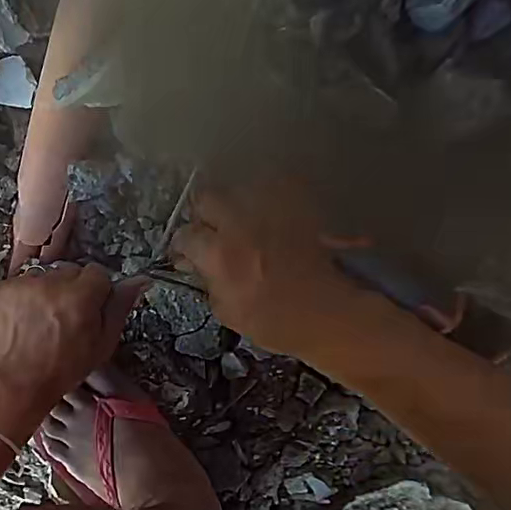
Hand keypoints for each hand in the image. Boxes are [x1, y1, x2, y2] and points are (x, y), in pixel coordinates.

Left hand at [0, 262, 147, 410]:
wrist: (14, 385)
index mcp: (80, 296)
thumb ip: (119, 307)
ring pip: (43, 277)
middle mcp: (50, 284)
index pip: (97, 273)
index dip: (95, 293)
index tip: (88, 309)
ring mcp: (22, 286)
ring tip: (40, 323)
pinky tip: (22, 323)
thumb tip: (139, 282)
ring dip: (44, 293)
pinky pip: (18, 285)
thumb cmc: (59, 370)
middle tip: (64, 319)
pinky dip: (20, 300)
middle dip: (69, 291)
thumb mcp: (102, 344)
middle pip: (69, 272)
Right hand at [170, 182, 380, 357]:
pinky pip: (272, 188)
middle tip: (210, 233)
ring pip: (238, 190)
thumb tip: (194, 264)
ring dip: (234, 206)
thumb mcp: (228, 311)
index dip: (182, 245)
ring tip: (241, 226)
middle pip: (207, 198)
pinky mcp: (296, 207)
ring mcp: (271, 211)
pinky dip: (265, 200)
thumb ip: (206, 281)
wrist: (328, 313)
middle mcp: (242, 224)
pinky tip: (267, 219)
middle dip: (204, 215)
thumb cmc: (277, 322)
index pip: (185, 235)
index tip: (186, 253)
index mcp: (221, 254)